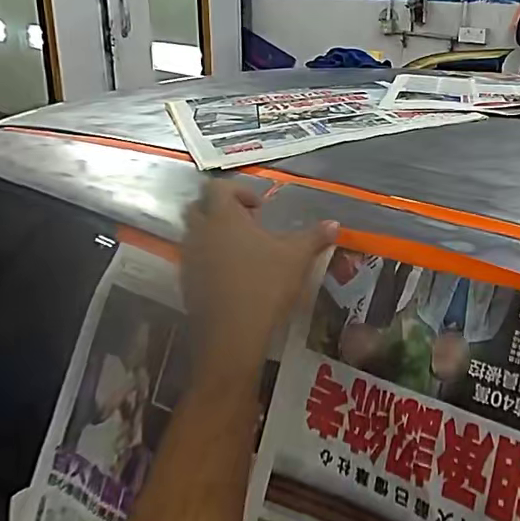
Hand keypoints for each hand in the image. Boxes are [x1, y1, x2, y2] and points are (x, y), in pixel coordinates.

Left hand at [181, 181, 337, 363]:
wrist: (232, 333)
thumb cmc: (264, 284)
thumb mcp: (297, 258)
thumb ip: (314, 237)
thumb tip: (334, 223)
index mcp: (222, 216)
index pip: (218, 187)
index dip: (239, 191)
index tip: (260, 207)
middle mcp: (200, 231)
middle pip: (199, 206)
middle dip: (221, 210)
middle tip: (247, 224)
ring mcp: (189, 258)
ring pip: (195, 234)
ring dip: (214, 235)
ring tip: (242, 252)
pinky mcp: (185, 283)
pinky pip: (194, 260)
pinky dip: (209, 260)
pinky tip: (233, 277)